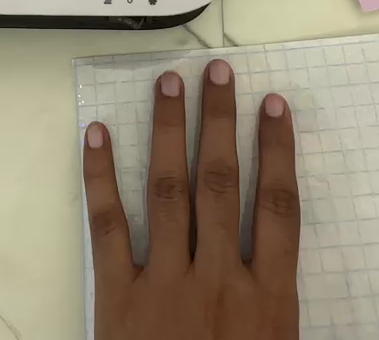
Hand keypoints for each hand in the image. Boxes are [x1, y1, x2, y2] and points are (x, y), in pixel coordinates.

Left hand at [82, 59, 299, 339]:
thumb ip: (277, 306)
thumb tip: (280, 248)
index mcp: (267, 305)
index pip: (279, 209)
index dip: (278, 151)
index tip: (274, 106)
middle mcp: (218, 283)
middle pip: (222, 184)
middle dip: (221, 123)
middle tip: (219, 72)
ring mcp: (165, 286)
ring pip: (170, 191)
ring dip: (170, 133)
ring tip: (170, 84)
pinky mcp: (118, 300)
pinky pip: (109, 226)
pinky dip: (102, 178)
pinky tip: (99, 135)